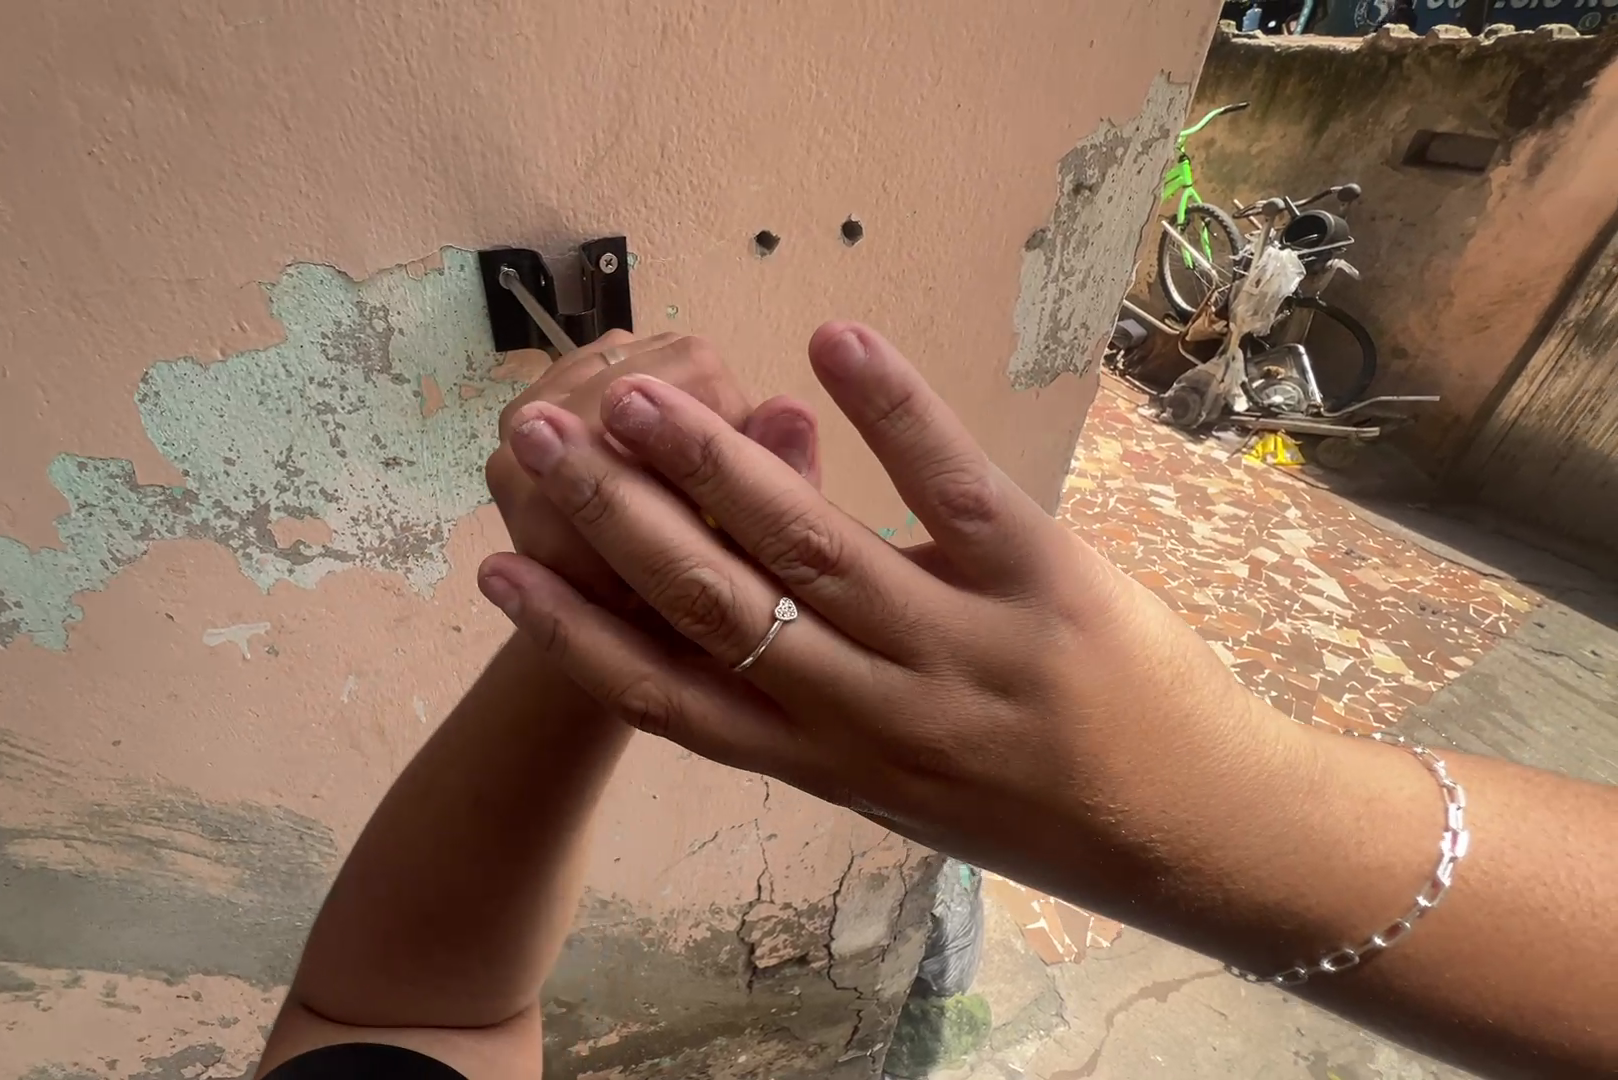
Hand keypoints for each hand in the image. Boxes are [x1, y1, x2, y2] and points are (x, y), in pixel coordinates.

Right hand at [475, 322, 1300, 906]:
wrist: (1198, 838)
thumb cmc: (1017, 801)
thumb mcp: (882, 773)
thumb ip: (798, 702)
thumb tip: (715, 601)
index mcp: (820, 759)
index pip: (666, 700)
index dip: (573, 635)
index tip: (498, 568)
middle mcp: (868, 712)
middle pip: (714, 608)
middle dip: (613, 520)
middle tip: (538, 443)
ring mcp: (955, 647)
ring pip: (809, 548)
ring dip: (715, 465)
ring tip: (641, 397)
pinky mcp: (1043, 582)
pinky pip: (952, 488)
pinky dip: (890, 411)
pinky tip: (830, 341)